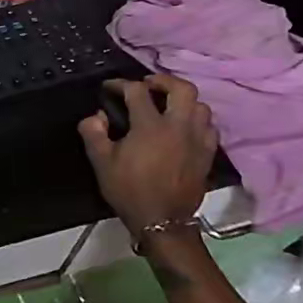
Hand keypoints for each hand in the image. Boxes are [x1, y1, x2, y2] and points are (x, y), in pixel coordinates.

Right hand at [79, 76, 218, 239]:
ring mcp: (197, 140)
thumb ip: (93, 133)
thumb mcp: (101, 162)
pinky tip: (184, 127)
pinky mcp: (207, 154)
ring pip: (200, 105)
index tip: (109, 88)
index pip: (137, 91)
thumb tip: (96, 115)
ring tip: (167, 105)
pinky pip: (209, 126)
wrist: (162, 222)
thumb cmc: (129, 190)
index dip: (120, 84)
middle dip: (163, 81)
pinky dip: (197, 120)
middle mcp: (179, 126)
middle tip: (148, 85)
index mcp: (150, 126)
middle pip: (182, 88)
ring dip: (183, 100)